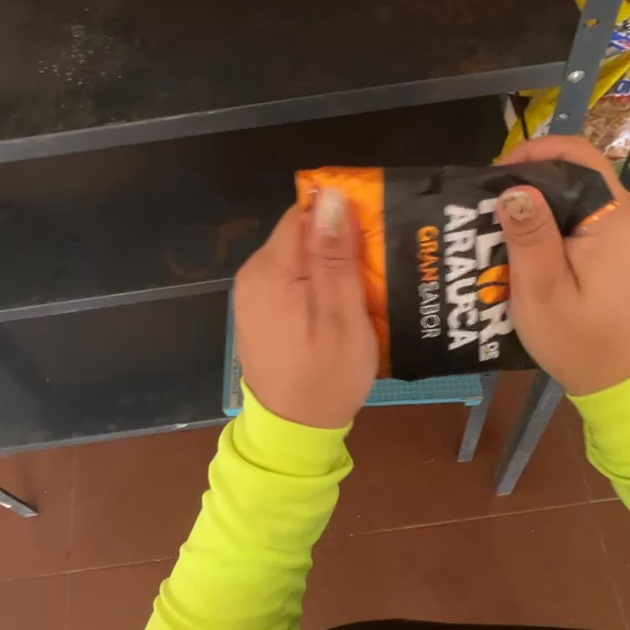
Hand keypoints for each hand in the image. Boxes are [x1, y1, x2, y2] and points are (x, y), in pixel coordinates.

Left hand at [233, 186, 378, 428]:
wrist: (293, 432)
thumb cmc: (325, 378)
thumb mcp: (342, 318)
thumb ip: (335, 257)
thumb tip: (332, 197)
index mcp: (271, 271)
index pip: (305, 213)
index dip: (341, 218)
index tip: (374, 240)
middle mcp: (253, 274)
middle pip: (301, 234)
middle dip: (338, 244)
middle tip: (376, 272)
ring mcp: (253, 294)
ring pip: (298, 257)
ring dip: (331, 266)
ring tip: (363, 292)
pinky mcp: (260, 310)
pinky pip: (291, 280)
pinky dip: (316, 286)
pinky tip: (339, 308)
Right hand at [495, 136, 629, 395]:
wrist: (626, 383)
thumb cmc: (581, 342)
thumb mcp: (542, 292)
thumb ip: (530, 237)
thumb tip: (513, 186)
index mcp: (615, 218)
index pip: (577, 154)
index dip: (532, 154)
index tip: (494, 179)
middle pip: (576, 174)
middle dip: (531, 185)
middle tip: (489, 211)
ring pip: (580, 196)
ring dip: (542, 208)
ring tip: (503, 232)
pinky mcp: (626, 248)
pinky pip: (587, 218)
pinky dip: (558, 225)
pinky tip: (531, 250)